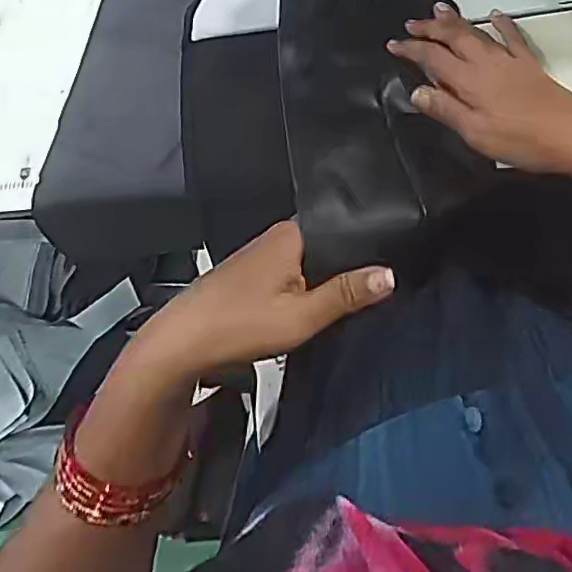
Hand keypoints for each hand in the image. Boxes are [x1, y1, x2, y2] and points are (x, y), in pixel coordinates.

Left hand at [129, 222, 393, 382]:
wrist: (182, 342)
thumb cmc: (236, 325)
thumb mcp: (302, 315)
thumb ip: (346, 294)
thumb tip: (387, 274)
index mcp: (293, 234)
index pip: (345, 229)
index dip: (368, 252)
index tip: (388, 271)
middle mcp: (278, 236)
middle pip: (329, 247)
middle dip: (347, 270)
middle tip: (367, 296)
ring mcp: (264, 253)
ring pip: (310, 263)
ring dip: (324, 283)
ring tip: (341, 305)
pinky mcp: (254, 272)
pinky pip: (293, 273)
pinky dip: (305, 290)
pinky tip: (308, 311)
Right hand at [388, 3, 571, 176]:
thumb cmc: (527, 139)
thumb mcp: (475, 133)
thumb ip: (445, 110)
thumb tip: (418, 93)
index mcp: (469, 81)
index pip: (431, 58)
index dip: (410, 49)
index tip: (395, 45)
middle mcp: (487, 65)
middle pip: (452, 37)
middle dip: (429, 28)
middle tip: (412, 24)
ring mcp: (509, 62)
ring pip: (476, 32)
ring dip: (455, 21)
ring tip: (441, 10)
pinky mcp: (529, 66)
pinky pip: (511, 37)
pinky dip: (501, 24)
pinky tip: (496, 16)